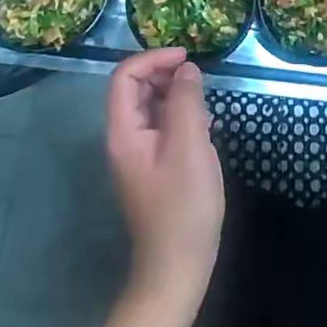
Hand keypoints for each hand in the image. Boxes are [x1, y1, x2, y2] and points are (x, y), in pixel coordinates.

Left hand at [105, 48, 224, 292]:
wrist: (176, 271)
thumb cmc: (183, 208)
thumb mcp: (190, 147)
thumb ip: (186, 102)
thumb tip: (186, 69)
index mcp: (123, 131)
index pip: (125, 76)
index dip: (153, 59)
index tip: (186, 56)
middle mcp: (123, 138)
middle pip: (134, 89)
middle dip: (164, 74)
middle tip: (197, 75)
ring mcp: (136, 155)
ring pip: (149, 107)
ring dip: (174, 94)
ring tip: (203, 101)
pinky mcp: (151, 168)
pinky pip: (160, 127)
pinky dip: (179, 116)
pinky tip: (203, 126)